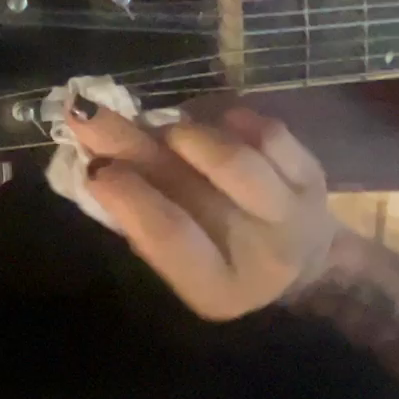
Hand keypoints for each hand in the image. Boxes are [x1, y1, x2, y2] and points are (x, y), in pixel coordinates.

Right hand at [65, 103, 344, 319]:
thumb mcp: (180, 264)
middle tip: (85, 111)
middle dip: (130, 143)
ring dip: (183, 131)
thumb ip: (141, 223)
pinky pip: (266, 131)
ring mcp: (295, 211)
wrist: (309, 268)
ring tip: (162, 128)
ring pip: (235, 157)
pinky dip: (225, 117)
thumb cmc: (221, 262)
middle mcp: (263, 254)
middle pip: (194, 188)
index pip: (171, 237)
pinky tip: (205, 122)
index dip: (130, 198)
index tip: (92, 167)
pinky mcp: (313, 174)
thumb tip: (93, 162)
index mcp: (217, 288)